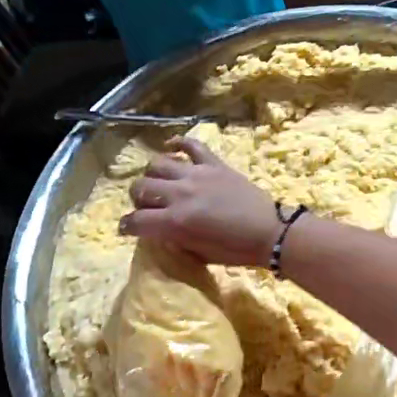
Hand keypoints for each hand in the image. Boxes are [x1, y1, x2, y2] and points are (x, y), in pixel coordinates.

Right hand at [120, 138, 280, 266]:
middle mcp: (180, 194)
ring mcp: (196, 174)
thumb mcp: (197, 253)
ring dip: (152, 175)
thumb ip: (173, 238)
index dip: (126, 226)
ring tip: (159, 183)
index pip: (136, 220)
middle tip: (146, 206)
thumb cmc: (235, 249)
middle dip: (136, 199)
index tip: (127, 228)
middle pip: (140, 187)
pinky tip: (171, 148)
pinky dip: (178, 143)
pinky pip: (190, 144)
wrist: (270, 231)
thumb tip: (158, 229)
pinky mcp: (213, 163)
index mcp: (176, 221)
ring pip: (157, 164)